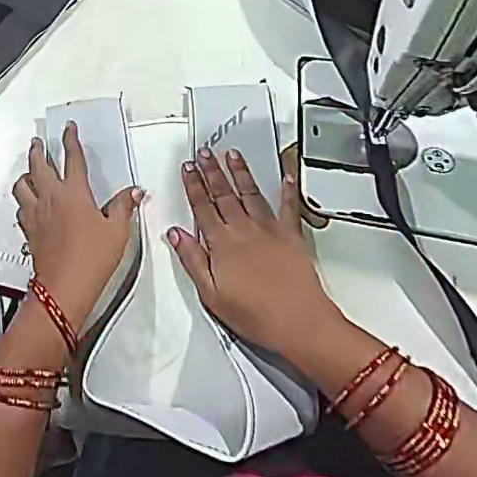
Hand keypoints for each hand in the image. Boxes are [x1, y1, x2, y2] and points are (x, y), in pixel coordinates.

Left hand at [11, 122, 139, 326]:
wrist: (64, 286)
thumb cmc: (89, 259)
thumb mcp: (117, 231)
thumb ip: (122, 207)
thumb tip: (132, 194)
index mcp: (74, 193)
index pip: (72, 158)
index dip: (70, 140)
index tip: (68, 130)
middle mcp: (50, 198)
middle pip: (39, 165)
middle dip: (39, 151)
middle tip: (39, 143)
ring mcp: (36, 214)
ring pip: (23, 185)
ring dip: (26, 174)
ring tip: (29, 170)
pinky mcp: (29, 230)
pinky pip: (21, 207)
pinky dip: (23, 200)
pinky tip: (28, 203)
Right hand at [168, 148, 352, 367]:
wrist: (300, 323)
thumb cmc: (257, 315)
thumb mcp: (211, 294)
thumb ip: (192, 260)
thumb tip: (176, 235)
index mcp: (222, 244)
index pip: (202, 207)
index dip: (193, 185)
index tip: (188, 170)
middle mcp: (244, 231)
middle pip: (223, 194)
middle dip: (212, 171)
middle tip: (205, 153)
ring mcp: (269, 231)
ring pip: (250, 193)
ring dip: (240, 172)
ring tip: (232, 156)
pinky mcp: (291, 237)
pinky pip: (288, 207)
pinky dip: (287, 191)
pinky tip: (285, 178)